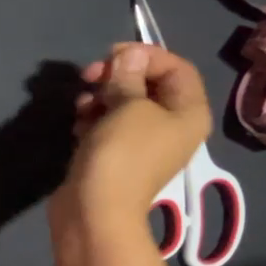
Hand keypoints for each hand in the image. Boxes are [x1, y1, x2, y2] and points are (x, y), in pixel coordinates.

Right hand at [59, 43, 212, 221]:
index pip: (176, 68)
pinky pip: (107, 128)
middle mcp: (171, 127)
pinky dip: (93, 120)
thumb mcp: (126, 107)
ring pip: (124, 107)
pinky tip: (77, 123)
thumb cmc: (120, 154)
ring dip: (101, 98)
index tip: (110, 54)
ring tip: (80, 103)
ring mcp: (141, 145)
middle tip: (88, 75)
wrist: (94, 210)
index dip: (144, 55)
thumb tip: (127, 57)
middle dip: (118, 76)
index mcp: (188, 112)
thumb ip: (127, 76)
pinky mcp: (114, 158)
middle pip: (149, 87)